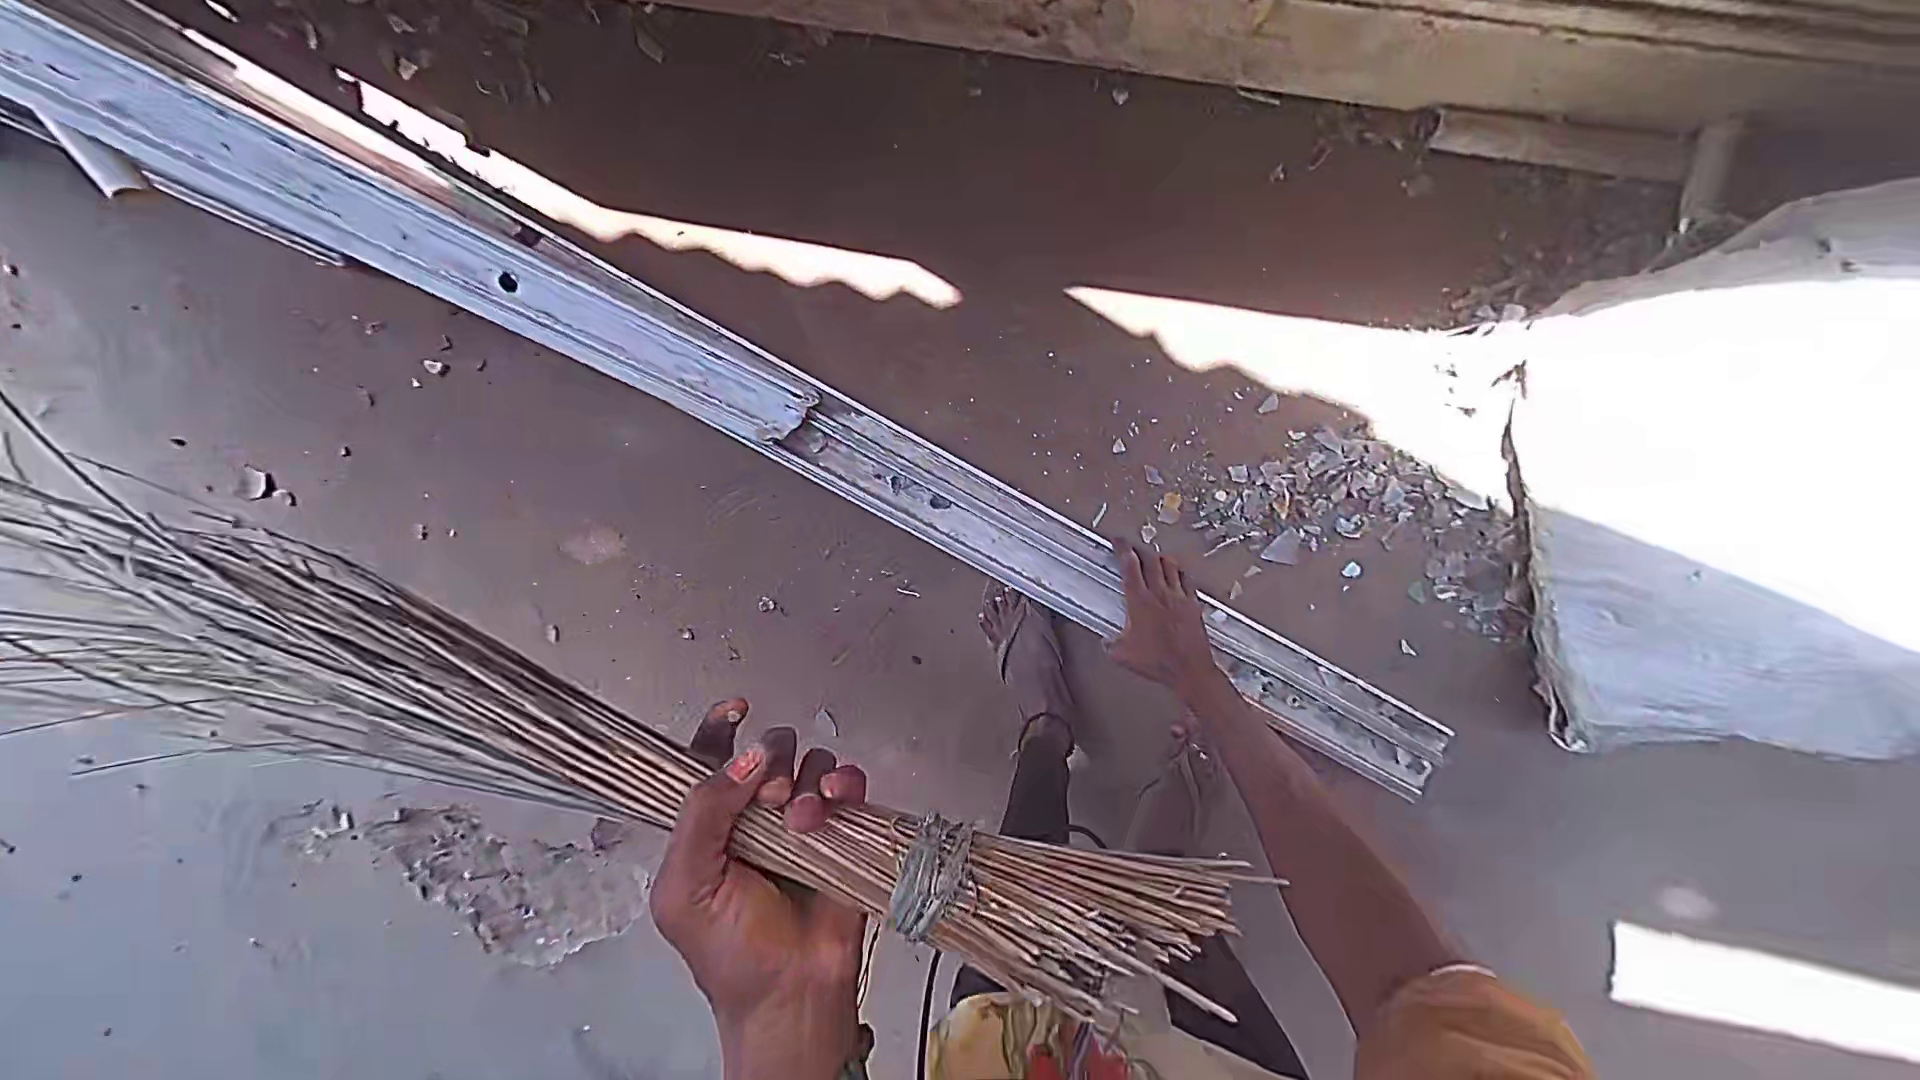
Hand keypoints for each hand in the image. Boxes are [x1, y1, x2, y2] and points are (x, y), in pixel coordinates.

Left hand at [651, 698, 870, 1079]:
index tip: (736, 710)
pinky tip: (836, 801)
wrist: (791, 990)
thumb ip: (701, 816)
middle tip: (773, 800)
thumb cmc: (728, 951)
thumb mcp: (684, 887)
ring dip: (807, 782)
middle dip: (772, 762)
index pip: (711, 757)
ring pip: (810, 759)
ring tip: (804, 822)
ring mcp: (802, 815)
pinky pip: (847, 779)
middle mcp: (757, 810)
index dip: (720, 727)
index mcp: (712, 821)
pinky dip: (844, 781)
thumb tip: (748, 758)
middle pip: (768, 747)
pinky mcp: (842, 824)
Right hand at [1105, 538, 1220, 696]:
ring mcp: (1179, 597)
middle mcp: (1160, 593)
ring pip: (1170, 565)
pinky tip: (1177, 574)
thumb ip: (1110, 645)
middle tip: (1133, 546)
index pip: (1129, 566)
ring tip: (1154, 557)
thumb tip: (1105, 641)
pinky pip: (1187, 580)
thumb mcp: (1122, 655)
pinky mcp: (1193, 605)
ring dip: (1160, 558)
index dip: (1122, 549)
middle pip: (1150, 559)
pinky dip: (1179, 573)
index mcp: (1140, 601)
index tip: (1118, 541)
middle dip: (1140, 549)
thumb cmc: (1156, 662)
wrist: (1189, 670)